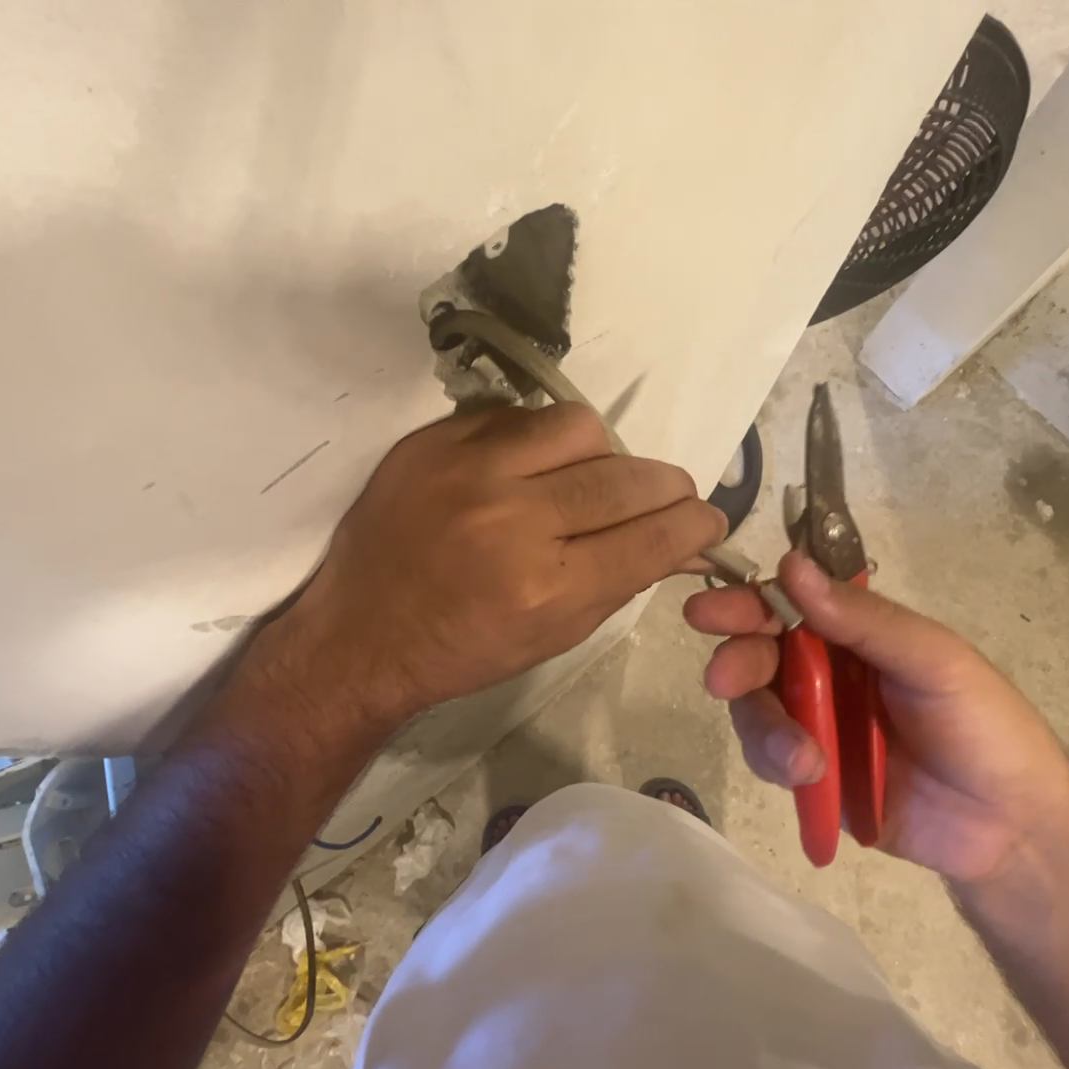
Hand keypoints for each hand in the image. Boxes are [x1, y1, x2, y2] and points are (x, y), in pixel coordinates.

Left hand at [233, 404, 726, 745]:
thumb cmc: (462, 650)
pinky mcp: (435, 440)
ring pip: (579, 427)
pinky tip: (533, 468)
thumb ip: (623, 580)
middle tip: (672, 495)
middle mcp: (511, 518)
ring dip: (604, 454)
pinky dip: (542, 441)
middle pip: (625, 477)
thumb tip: (683, 541)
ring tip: (592, 478)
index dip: (695, 525)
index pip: (652, 536)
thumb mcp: (553, 635)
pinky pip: (519, 417)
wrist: (361, 633)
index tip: (707, 520)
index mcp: (544, 586)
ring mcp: (468, 469)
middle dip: (668, 487)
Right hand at [683, 551, 1068, 884]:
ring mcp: (814, 723)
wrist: (1011, 830)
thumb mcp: (934, 661)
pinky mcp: (809, 773)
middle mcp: (824, 670)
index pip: (788, 604)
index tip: (708, 611)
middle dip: (737, 664)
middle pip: (758, 654)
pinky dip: (777, 764)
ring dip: (764, 727)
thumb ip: (863, 619)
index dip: (746, 603)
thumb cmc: (985, 726)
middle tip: (722, 681)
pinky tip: (808, 778)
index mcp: (853, 632)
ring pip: (755, 709)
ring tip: (801, 760)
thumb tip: (789, 565)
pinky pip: (769, 759)